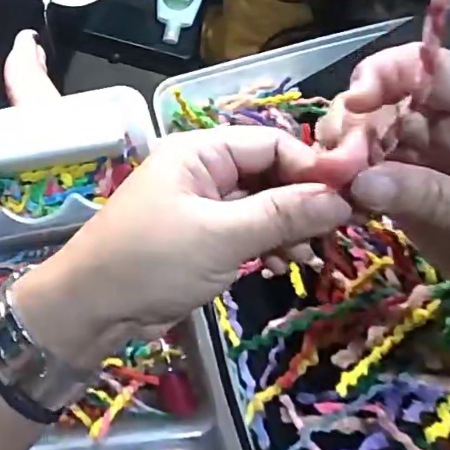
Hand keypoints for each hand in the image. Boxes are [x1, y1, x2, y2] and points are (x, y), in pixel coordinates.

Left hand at [14, 127, 351, 367]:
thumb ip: (282, 213)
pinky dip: (267, 243)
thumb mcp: (222, 236)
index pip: (269, 143)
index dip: (313, 166)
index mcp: (198, 151)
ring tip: (310, 256)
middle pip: (267, 173)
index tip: (356, 196)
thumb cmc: (152, 260)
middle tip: (342, 231)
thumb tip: (342, 195)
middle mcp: (200, 169)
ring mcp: (199, 203)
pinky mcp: (199, 234)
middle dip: (304, 200)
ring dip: (288, 226)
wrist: (92, 306)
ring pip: (260, 204)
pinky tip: (282, 265)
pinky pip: (244, 228)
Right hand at [316, 44, 449, 373]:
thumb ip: (439, 201)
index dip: (385, 74)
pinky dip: (347, 186)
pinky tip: (337, 203)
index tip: (355, 105)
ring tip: (330, 185)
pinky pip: (370, 179)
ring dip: (343, 155)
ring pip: (370, 139)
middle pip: (387, 102)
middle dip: (354, 122)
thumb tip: (359, 179)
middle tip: (334, 164)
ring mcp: (434, 168)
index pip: (431, 69)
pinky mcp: (417, 201)